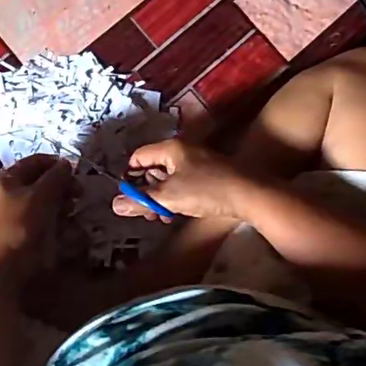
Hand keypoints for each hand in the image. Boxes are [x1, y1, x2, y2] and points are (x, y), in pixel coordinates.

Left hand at [0, 155, 74, 275]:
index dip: (57, 164)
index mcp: (10, 179)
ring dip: (64, 210)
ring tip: (71, 217)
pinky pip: (49, 227)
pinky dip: (61, 229)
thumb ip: (56, 177)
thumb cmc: (19, 226)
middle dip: (63, 189)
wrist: (1, 271)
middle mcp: (13, 195)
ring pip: (49, 206)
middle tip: (78, 196)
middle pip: (44, 184)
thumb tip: (66, 163)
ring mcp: (21, 217)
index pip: (36, 162)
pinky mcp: (29, 238)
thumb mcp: (40, 195)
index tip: (76, 172)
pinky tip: (69, 236)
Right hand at [114, 139, 249, 222]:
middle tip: (146, 211)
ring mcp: (196, 161)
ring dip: (160, 197)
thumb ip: (141, 200)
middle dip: (145, 190)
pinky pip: (182, 182)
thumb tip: (115, 205)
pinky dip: (176, 197)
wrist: (250, 194)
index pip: (138, 156)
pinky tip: (177, 214)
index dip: (129, 175)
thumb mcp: (169, 196)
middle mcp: (182, 150)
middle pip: (152, 167)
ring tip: (162, 216)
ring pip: (168, 177)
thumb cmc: (206, 190)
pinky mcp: (208, 174)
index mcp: (170, 148)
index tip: (128, 195)